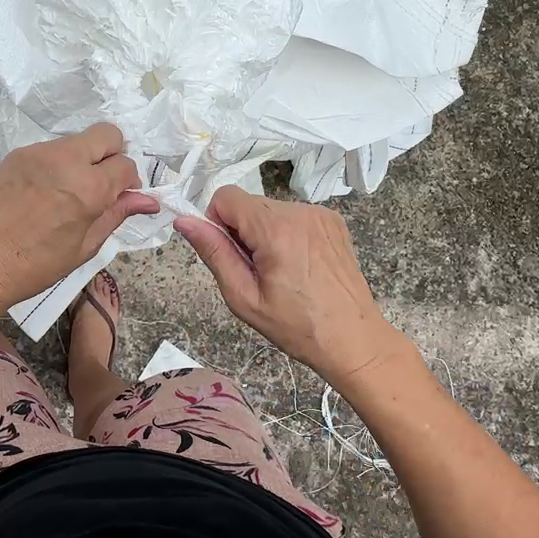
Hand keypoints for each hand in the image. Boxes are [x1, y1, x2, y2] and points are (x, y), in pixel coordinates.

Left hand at [0, 123, 158, 310]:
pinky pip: (51, 149)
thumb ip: (117, 214)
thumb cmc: (37, 265)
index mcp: (87, 187)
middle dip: (112, 155)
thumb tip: (149, 201)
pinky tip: (44, 192)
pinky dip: (57, 164)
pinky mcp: (18, 154)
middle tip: (101, 184)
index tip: (119, 197)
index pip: (125, 165)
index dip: (128, 182)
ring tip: (68, 192)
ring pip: (77, 140)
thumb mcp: (86, 246)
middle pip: (107, 134)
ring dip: (83, 159)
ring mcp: (39, 152)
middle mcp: (65, 160)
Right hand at [174, 186, 409, 383]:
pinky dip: (286, 233)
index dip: (217, 222)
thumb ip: (213, 253)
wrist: (355, 341)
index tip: (231, 255)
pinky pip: (292, 214)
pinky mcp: (332, 220)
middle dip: (242, 231)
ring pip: (269, 209)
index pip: (225, 196)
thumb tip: (183, 220)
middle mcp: (299, 211)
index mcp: (275, 229)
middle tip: (257, 271)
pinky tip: (299, 265)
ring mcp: (319, 213)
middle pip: (248, 203)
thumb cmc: (296, 327)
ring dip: (264, 233)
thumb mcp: (244, 298)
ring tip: (281, 271)